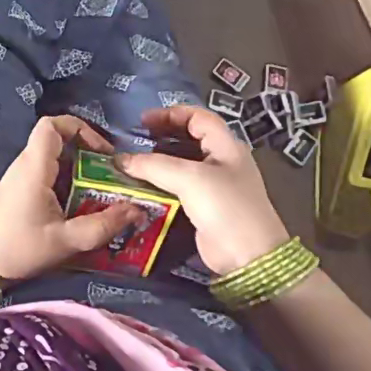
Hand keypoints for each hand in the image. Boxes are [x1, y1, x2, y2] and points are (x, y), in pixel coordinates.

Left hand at [0, 116, 146, 281]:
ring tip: (104, 193)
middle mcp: (27, 165)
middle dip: (89, 154)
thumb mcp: (66, 240)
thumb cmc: (19, 247)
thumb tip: (137, 212)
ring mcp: (22, 178)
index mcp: (34, 167)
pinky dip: (69, 184)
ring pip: (56, 161)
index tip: (102, 151)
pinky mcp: (21, 192)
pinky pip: (49, 176)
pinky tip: (84, 206)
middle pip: (59, 142)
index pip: (52, 125)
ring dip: (80, 172)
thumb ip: (103, 225)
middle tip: (112, 176)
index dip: (80, 128)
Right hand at [114, 107, 290, 275]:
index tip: (143, 120)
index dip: (171, 114)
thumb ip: (154, 165)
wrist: (248, 256)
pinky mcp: (205, 209)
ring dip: (158, 162)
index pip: (198, 117)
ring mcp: (214, 186)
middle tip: (136, 140)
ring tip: (133, 164)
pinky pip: (179, 189)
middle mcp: (221, 162)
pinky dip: (160, 185)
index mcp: (226, 146)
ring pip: (182, 165)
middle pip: (190, 139)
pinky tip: (142, 189)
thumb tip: (121, 160)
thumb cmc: (225, 207)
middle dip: (162, 136)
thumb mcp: (190, 178)